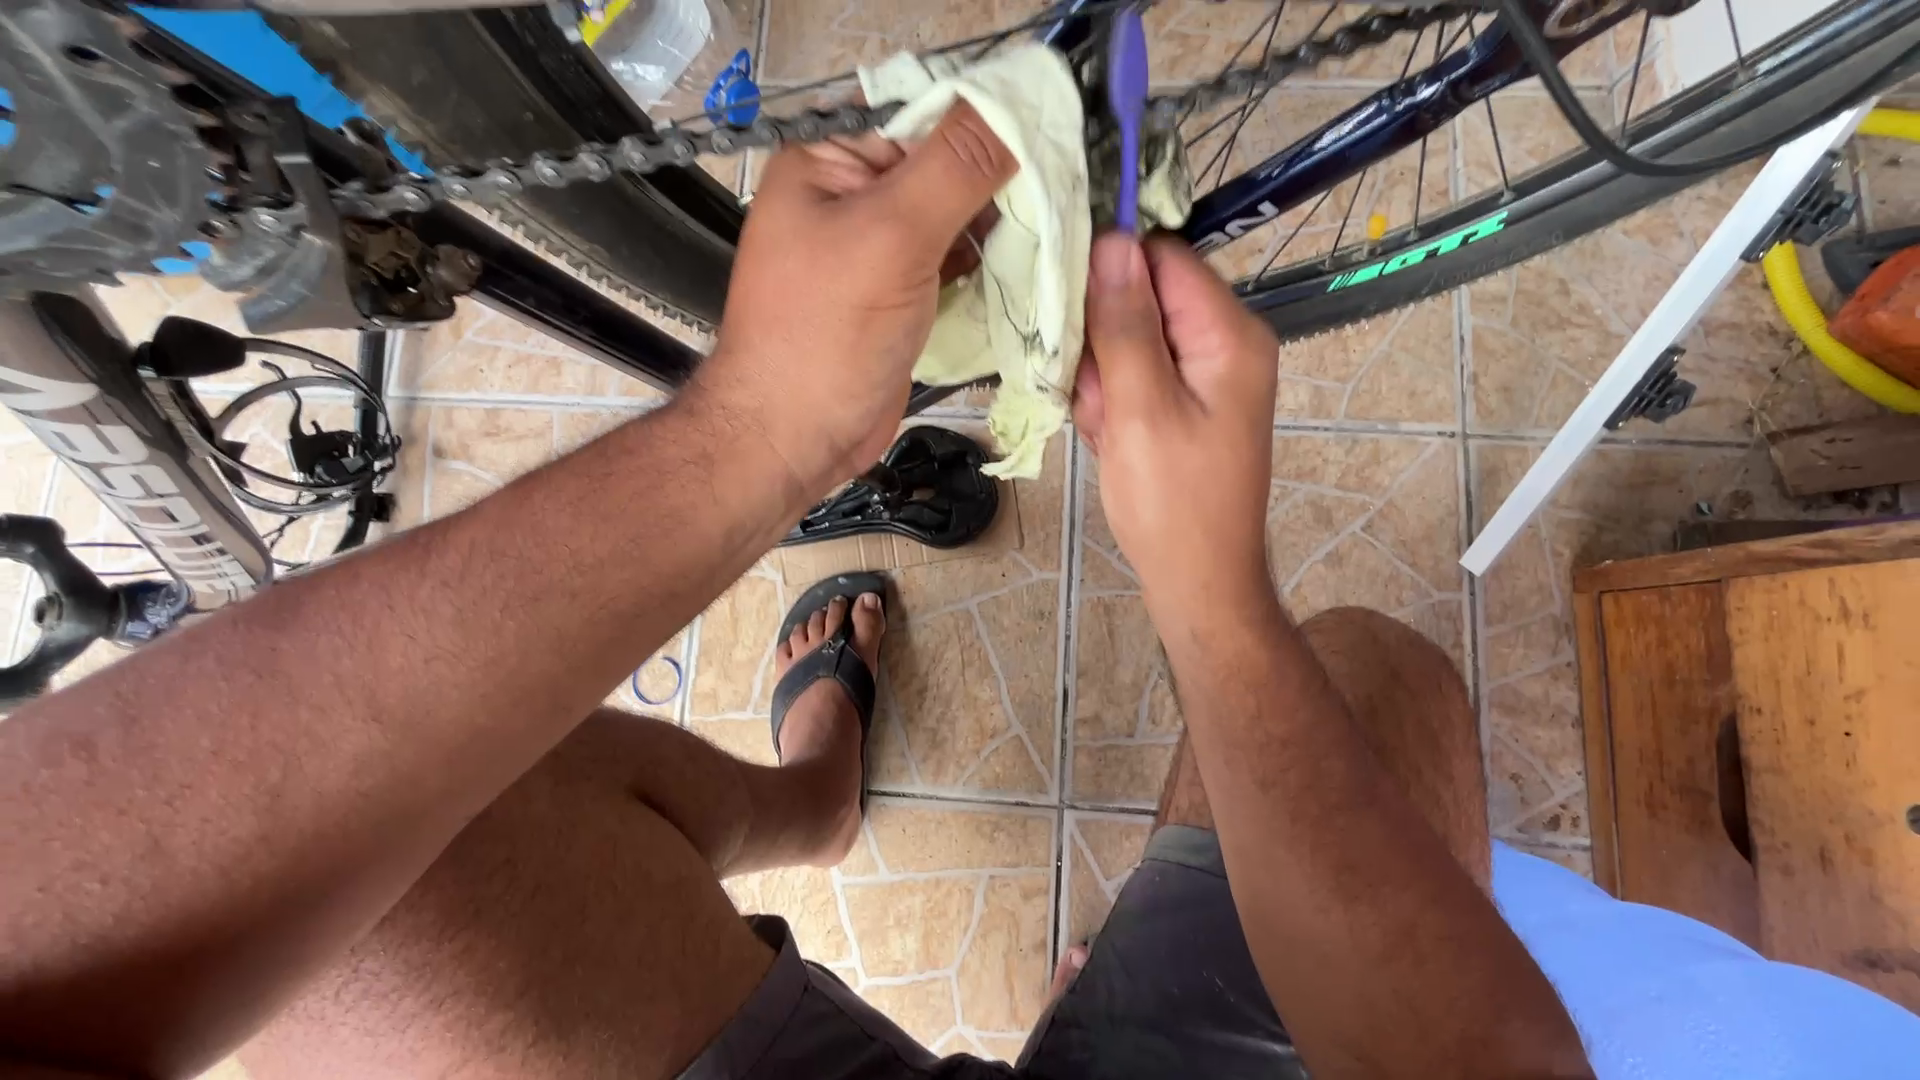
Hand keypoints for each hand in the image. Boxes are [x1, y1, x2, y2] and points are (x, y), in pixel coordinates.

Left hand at [688, 102, 1015, 496]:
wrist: (794, 438)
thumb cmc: (826, 336)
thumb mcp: (892, 237)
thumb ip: (955, 168)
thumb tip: (1017, 106)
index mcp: (827, 167)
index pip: (925, 129)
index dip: (988, 141)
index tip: (1052, 161)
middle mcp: (847, 204)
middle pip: (942, 180)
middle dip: (996, 197)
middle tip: (1056, 212)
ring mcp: (871, 258)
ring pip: (950, 230)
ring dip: (996, 240)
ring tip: (1047, 246)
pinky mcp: (892, 304)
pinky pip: (946, 274)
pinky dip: (981, 276)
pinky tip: (1020, 278)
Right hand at [1073, 232, 1280, 623]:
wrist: (1197, 579)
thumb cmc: (1172, 502)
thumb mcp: (1141, 409)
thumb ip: (1126, 324)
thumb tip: (1111, 239)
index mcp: (1229, 334)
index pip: (1162, 257)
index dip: (1109, 272)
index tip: (1067, 313)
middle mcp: (1223, 342)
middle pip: (1143, 299)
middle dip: (1103, 344)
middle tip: (1099, 399)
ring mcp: (1204, 375)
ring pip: (1129, 342)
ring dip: (1102, 381)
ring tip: (1107, 429)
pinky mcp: (1185, 403)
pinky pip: (1134, 378)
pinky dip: (1112, 405)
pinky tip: (1112, 440)